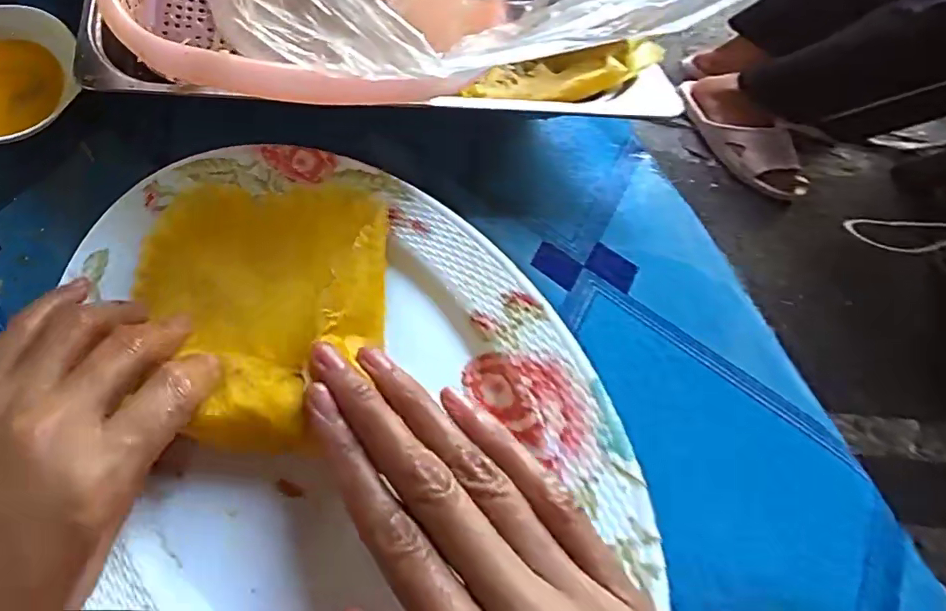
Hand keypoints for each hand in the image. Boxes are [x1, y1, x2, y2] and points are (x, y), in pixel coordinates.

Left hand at [0, 277, 221, 610]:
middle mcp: (55, 418)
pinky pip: (22, 326)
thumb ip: (126, 480)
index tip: (212, 361)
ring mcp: (8, 392)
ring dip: (113, 310)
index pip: (165, 399)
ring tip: (135, 310)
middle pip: (123, 351)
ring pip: (73, 325)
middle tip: (181, 325)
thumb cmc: (12, 598)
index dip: (198, 373)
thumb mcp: (89, 554)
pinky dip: (55, 302)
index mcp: (94, 475)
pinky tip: (76, 292)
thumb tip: (159, 430)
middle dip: (162, 333)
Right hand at [306, 342, 651, 610]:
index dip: (351, 462)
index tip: (318, 404)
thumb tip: (361, 570)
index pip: (398, 536)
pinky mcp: (627, 591)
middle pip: (435, 490)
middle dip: (374, 416)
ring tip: (379, 363)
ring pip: (488, 482)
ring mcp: (587, 596)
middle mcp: (530, 610)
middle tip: (333, 360)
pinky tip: (462, 403)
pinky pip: (558, 504)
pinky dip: (505, 447)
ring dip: (425, 413)